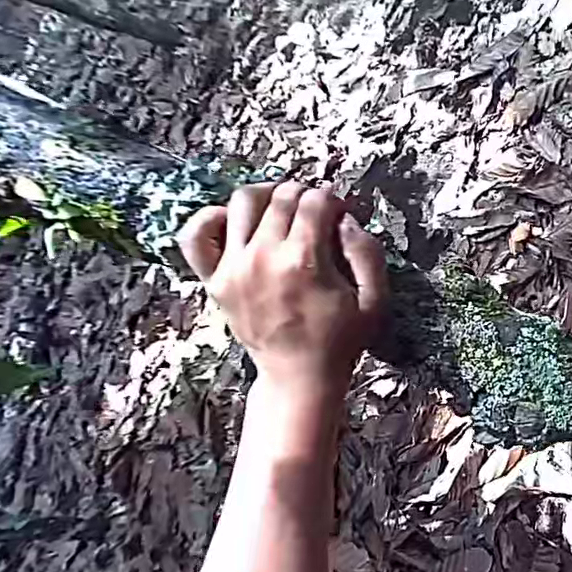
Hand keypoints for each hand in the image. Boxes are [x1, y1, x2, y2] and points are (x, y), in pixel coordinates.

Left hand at [177, 183, 387, 396]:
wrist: (298, 377)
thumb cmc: (339, 340)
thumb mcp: (374, 301)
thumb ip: (368, 253)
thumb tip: (346, 219)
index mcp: (305, 261)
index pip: (316, 201)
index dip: (333, 199)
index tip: (340, 211)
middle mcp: (264, 256)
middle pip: (281, 196)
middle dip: (304, 194)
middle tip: (315, 211)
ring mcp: (233, 266)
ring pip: (243, 201)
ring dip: (266, 195)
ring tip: (281, 209)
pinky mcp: (214, 279)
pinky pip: (197, 234)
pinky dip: (212, 219)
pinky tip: (236, 224)